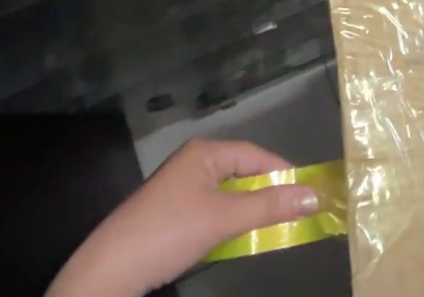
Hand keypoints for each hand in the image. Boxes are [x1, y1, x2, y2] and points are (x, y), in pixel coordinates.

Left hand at [46, 139, 319, 296]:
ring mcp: (178, 188)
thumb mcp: (224, 219)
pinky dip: (228, 221)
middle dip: (266, 193)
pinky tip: (235, 238)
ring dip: (248, 210)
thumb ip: (269, 207)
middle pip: (242, 172)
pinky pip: (210, 208)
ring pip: (227, 193)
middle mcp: (192, 162)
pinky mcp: (169, 212)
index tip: (307, 193)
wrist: (109, 271)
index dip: (282, 173)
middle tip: (293, 212)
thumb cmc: (170, 232)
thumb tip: (314, 195)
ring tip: (270, 227)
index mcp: (204, 152)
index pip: (255, 154)